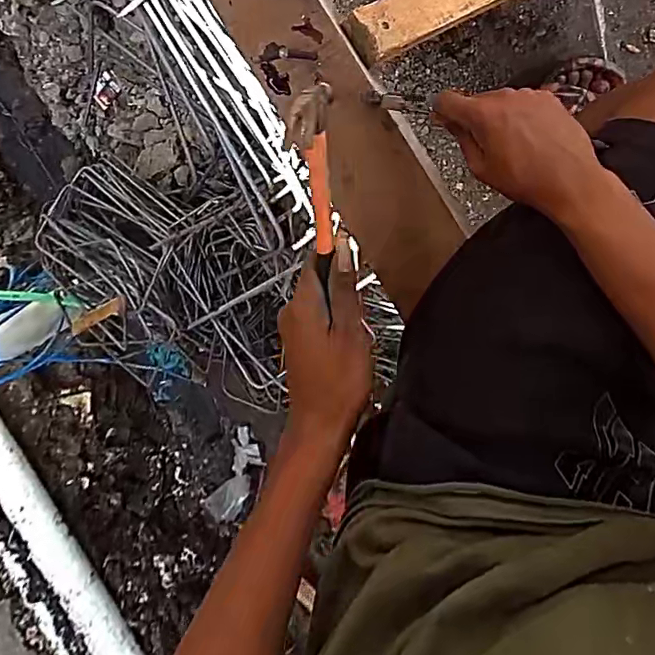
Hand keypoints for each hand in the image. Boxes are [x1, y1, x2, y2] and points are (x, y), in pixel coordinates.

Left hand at [279, 235, 371, 441]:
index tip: (343, 225)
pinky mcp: (298, 341)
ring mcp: (292, 327)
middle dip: (344, 285)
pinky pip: (320, 317)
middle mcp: (291, 311)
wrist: (319, 428)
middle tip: (363, 310)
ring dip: (344, 307)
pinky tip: (352, 346)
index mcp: (303, 303)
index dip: (331, 241)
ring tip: (359, 336)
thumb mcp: (351, 331)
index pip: (315, 257)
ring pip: (322, 299)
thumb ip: (344, 288)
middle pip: (319, 278)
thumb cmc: (338, 384)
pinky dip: (337, 321)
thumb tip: (341, 250)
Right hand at [433, 88, 612, 218]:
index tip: (445, 119)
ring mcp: (529, 96)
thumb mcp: (481, 168)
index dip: (442, 111)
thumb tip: (452, 124)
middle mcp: (505, 98)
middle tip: (485, 144)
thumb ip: (461, 139)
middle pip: (476, 101)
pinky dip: (523, 116)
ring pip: (501, 102)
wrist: (572, 181)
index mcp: (482, 114)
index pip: (447, 99)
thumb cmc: (530, 180)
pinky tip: (531, 138)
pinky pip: (524, 103)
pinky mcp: (548, 99)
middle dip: (475, 119)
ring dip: (501, 117)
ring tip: (514, 145)